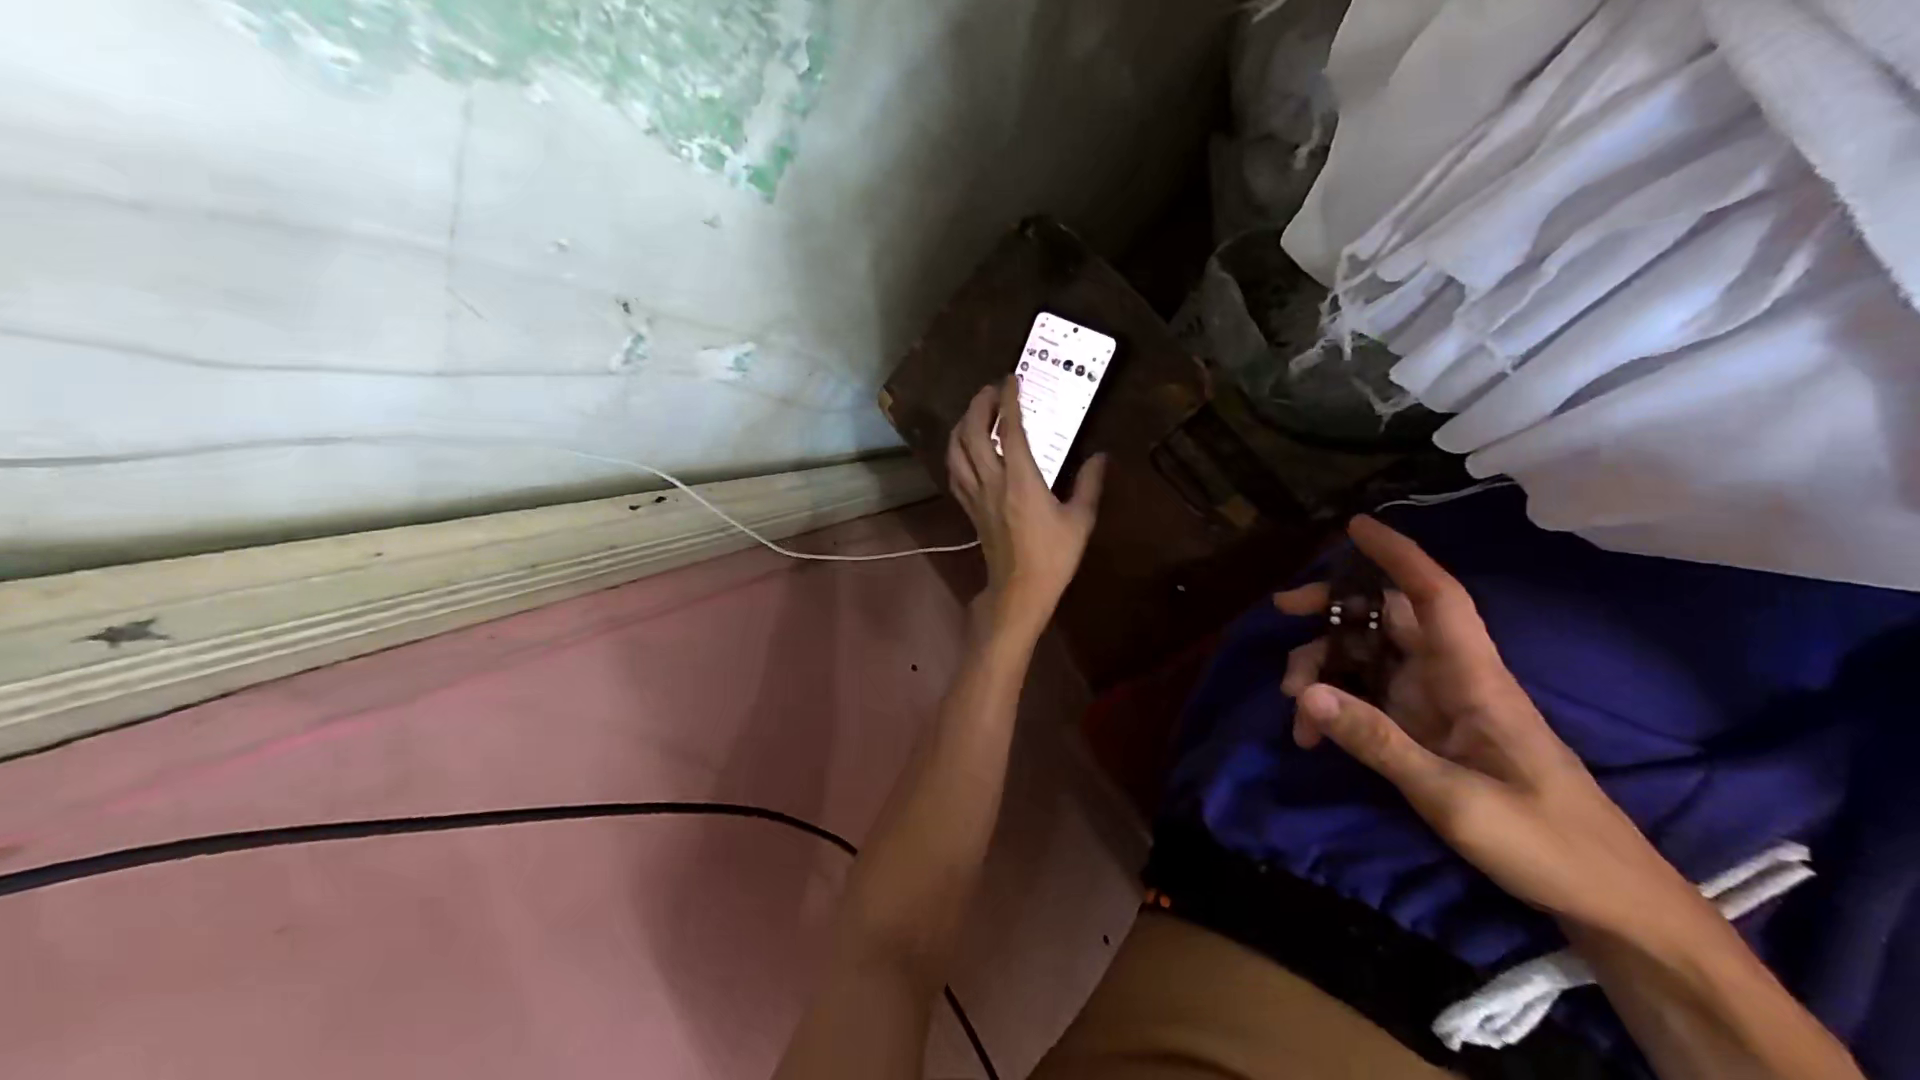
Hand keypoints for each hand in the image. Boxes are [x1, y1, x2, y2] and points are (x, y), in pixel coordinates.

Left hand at [946, 377, 1106, 638]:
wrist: (1019, 591)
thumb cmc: (1053, 557)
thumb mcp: (1080, 520)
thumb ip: (1090, 484)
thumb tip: (1101, 456)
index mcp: (1021, 480)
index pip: (1010, 430)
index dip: (1009, 400)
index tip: (1010, 379)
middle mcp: (992, 482)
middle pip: (972, 433)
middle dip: (978, 405)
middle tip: (990, 391)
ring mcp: (975, 496)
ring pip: (955, 451)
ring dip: (962, 426)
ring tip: (975, 413)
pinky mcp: (969, 509)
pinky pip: (954, 473)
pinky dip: (956, 452)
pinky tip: (963, 448)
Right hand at [1275, 517, 1708, 938]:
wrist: (1606, 897)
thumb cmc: (1543, 840)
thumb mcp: (1452, 798)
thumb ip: (1377, 742)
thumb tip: (1304, 693)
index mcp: (1474, 679)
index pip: (1436, 597)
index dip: (1398, 556)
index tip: (1356, 526)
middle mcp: (1454, 680)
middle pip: (1389, 621)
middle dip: (1334, 608)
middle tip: (1283, 610)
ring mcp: (1440, 707)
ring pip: (1372, 659)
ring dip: (1325, 668)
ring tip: (1292, 706)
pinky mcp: (1431, 734)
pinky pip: (1372, 700)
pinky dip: (1338, 706)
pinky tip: (1313, 733)